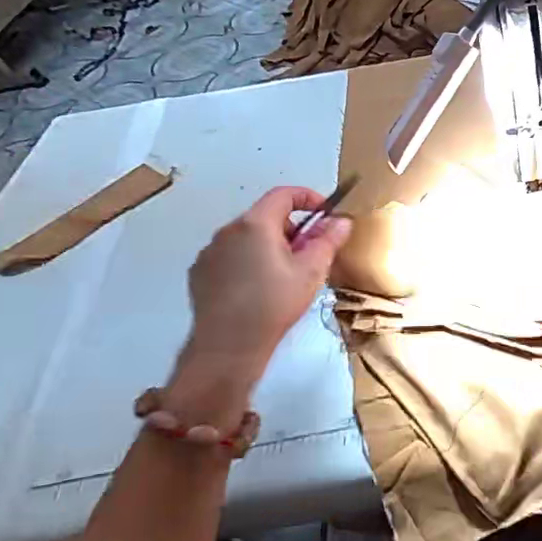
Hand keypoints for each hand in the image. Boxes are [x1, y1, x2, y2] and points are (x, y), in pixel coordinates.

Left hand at [160, 187, 351, 428]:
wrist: (228, 346)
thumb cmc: (274, 304)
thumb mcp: (312, 272)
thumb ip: (328, 240)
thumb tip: (341, 220)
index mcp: (255, 224)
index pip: (284, 194)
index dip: (308, 198)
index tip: (324, 213)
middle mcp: (228, 230)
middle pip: (265, 216)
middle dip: (291, 229)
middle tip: (308, 254)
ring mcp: (210, 252)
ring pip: (247, 238)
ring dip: (269, 246)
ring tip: (284, 277)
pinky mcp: (200, 273)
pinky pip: (230, 257)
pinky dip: (248, 262)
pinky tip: (257, 290)